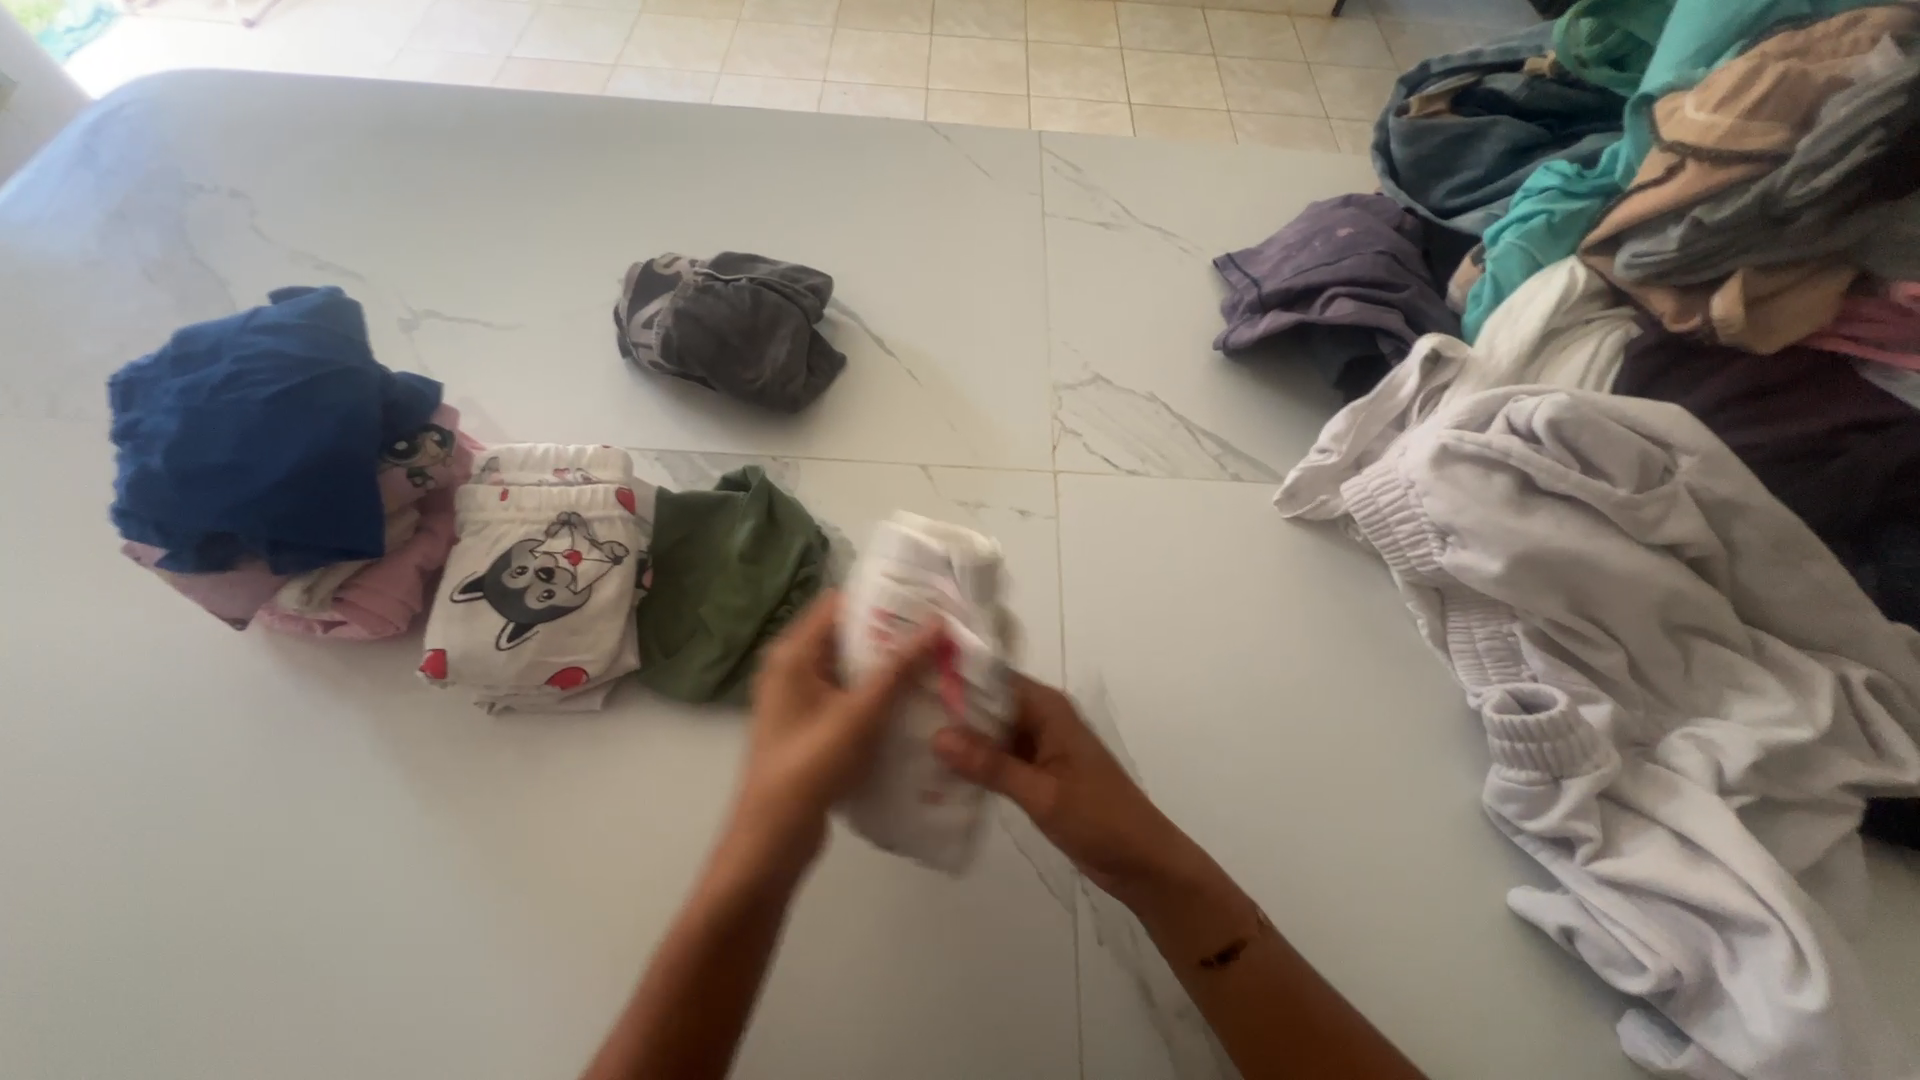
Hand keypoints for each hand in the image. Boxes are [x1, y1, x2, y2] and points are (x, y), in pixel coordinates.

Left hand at [727, 591, 941, 879]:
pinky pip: (846, 696)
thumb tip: (937, 624)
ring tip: (934, 664)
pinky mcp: (809, 726)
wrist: (773, 836)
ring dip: (886, 668)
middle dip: (891, 636)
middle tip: (939, 635)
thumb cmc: (812, 765)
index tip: (925, 603)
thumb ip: (900, 667)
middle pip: (846, 635)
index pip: (839, 604)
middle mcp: (791, 667)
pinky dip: (875, 695)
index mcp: (793, 653)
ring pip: (849, 669)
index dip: (882, 601)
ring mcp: (798, 699)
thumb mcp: (862, 712)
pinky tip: (911, 702)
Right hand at [932, 675, 1204, 903]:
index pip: (994, 679)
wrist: (1143, 863)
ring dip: (962, 740)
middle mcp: (1043, 719)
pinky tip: (940, 775)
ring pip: (992, 733)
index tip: (910, 684)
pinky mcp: (1038, 773)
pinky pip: (999, 758)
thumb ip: (991, 765)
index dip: (956, 679)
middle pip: (989, 704)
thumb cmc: (1100, 820)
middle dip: (952, 711)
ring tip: (910, 743)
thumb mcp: (1042, 794)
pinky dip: (976, 765)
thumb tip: (938, 735)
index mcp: (1049, 709)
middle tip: (900, 717)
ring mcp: (1040, 747)